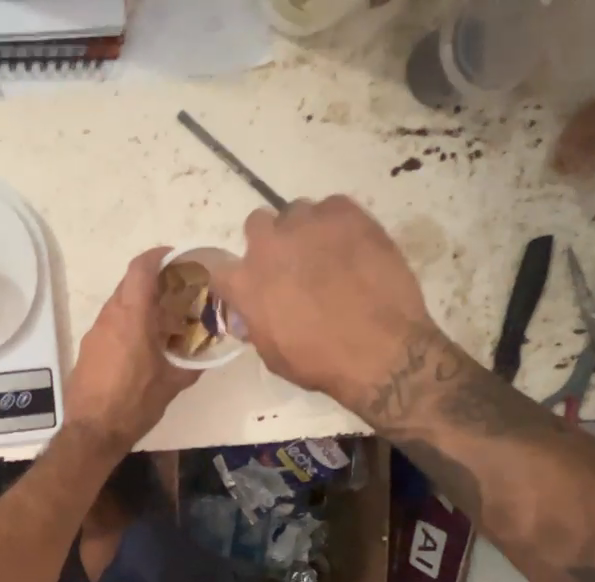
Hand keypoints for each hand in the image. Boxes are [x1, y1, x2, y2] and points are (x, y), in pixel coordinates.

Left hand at [64, 247, 198, 452]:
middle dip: (152, 284)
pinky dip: (126, 326)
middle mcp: (109, 318)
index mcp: (131, 317)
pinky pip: (109, 327)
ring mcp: (94, 334)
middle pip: (129, 285)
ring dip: (139, 308)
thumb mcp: (171, 384)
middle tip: (176, 296)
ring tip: (161, 325)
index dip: (157, 256)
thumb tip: (204, 357)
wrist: (92, 432)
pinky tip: (141, 348)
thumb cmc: (134, 404)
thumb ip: (190, 364)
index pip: (140, 268)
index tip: (174, 259)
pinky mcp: (87, 351)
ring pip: (118, 307)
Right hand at [214, 197, 435, 402]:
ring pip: (296, 213)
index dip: (225, 273)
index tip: (241, 282)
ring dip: (303, 231)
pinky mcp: (346, 213)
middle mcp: (269, 244)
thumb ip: (255, 320)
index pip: (214, 265)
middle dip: (269, 242)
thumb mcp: (271, 352)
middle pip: (257, 225)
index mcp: (245, 282)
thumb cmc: (320, 361)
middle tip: (290, 265)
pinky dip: (336, 223)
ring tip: (325, 255)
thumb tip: (255, 309)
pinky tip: (350, 247)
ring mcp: (308, 224)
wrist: (381, 349)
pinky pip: (332, 207)